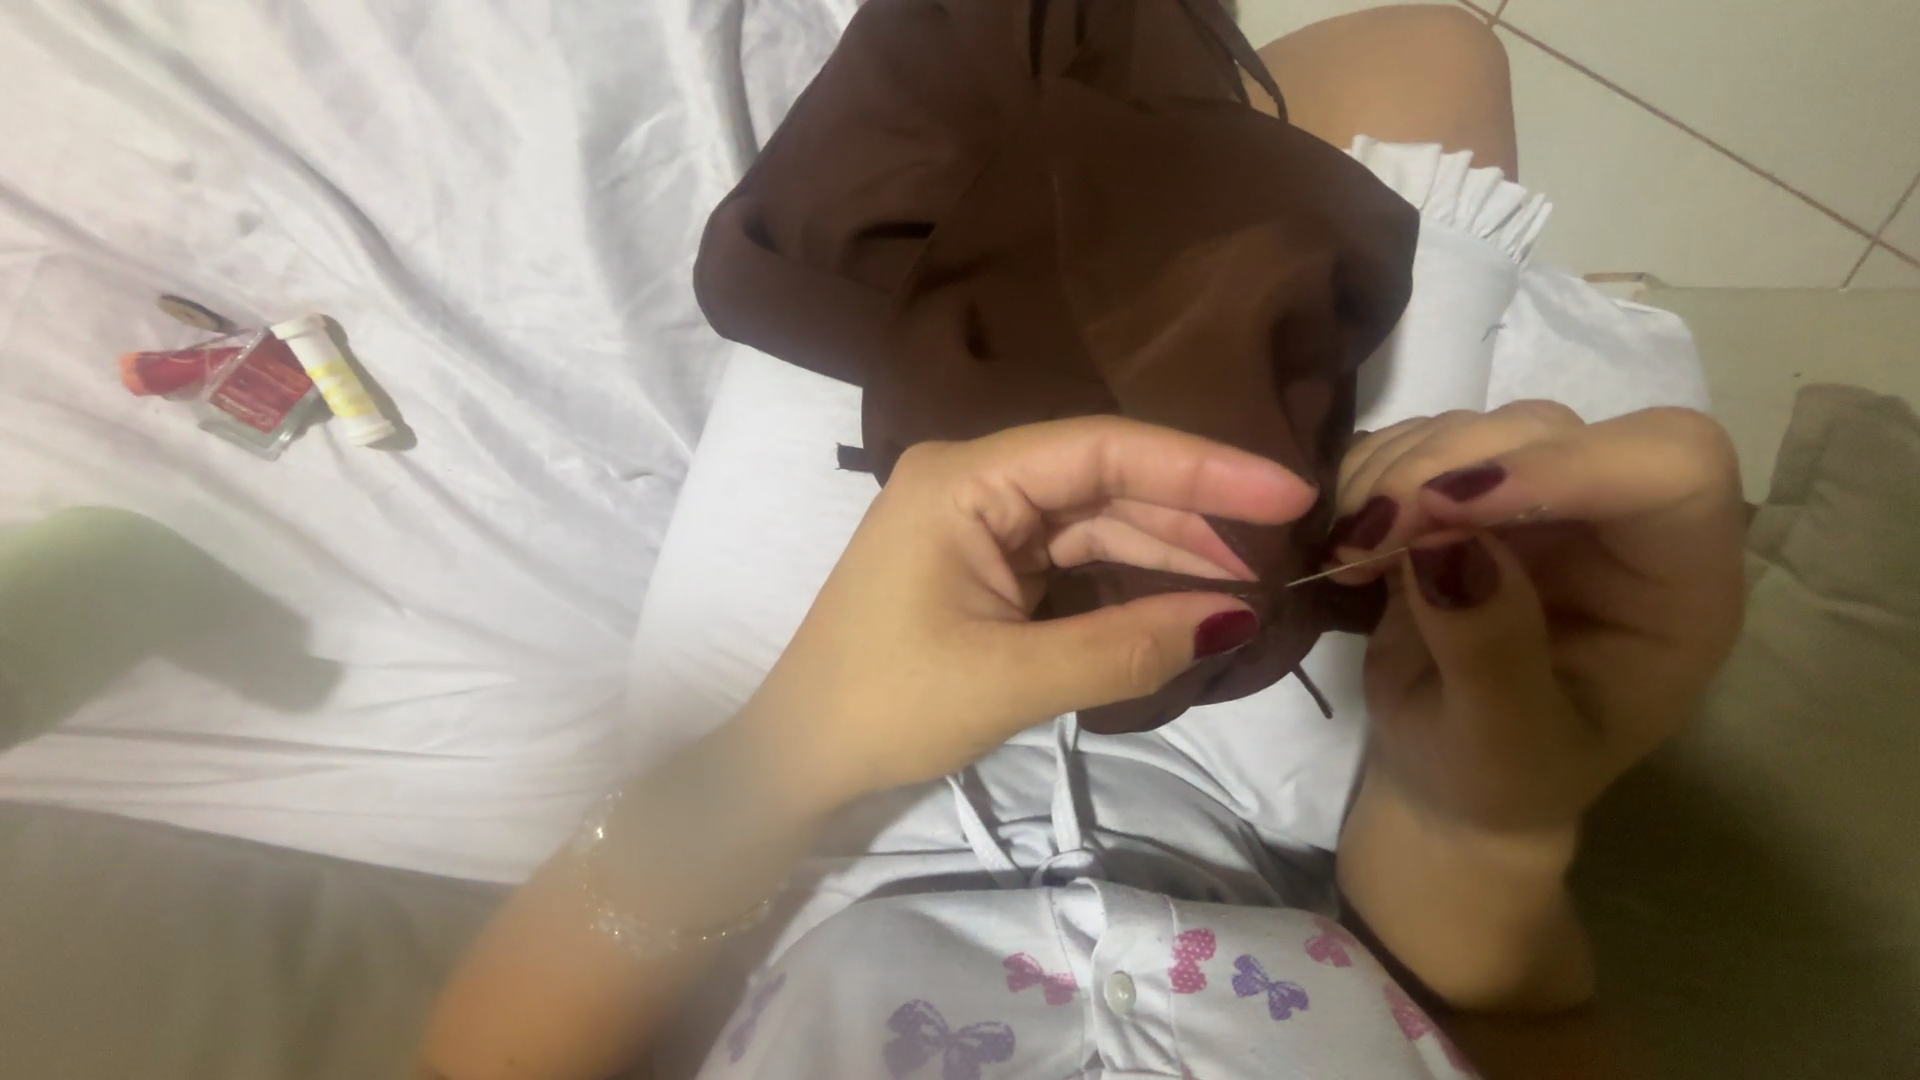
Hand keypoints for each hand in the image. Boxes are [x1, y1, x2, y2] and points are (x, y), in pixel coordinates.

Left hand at [737, 416, 1317, 809]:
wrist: (800, 755)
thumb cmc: (886, 707)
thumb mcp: (1011, 679)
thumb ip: (1127, 646)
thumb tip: (1236, 619)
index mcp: (963, 479)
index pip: (1101, 449)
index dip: (1202, 468)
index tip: (1288, 492)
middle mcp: (971, 481)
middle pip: (1102, 481)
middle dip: (1189, 516)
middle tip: (1279, 551)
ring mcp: (977, 522)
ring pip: (1091, 520)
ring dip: (1163, 552)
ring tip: (1244, 586)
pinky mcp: (983, 563)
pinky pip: (1070, 557)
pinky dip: (1124, 580)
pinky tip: (1180, 600)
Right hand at [1328, 402, 1746, 838]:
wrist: (1443, 775)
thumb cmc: (1497, 777)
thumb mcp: (1504, 742)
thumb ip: (1491, 648)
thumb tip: (1442, 543)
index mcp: (1671, 584)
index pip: (1668, 469)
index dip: (1562, 466)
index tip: (1440, 510)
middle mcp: (1606, 526)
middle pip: (1545, 430)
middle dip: (1437, 471)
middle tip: (1360, 542)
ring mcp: (1527, 508)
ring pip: (1467, 429)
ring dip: (1388, 474)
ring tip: (1344, 554)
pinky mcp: (1454, 506)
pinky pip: (1408, 447)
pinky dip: (1361, 475)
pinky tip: (1343, 537)